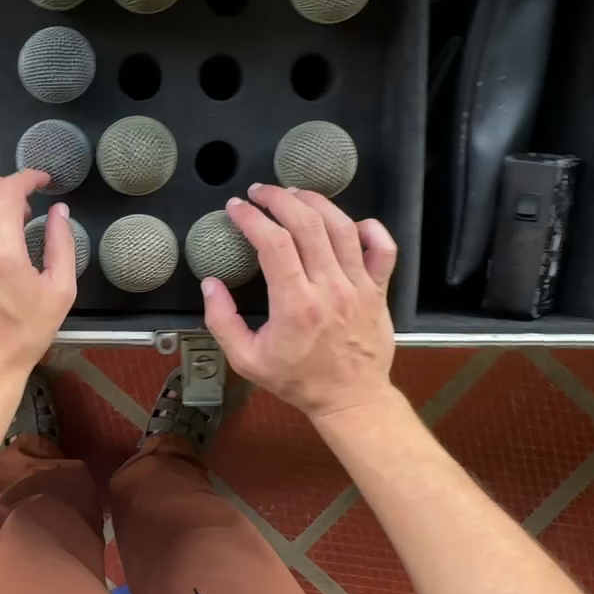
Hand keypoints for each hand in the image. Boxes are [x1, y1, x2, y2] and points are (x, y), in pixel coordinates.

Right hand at [201, 184, 400, 420]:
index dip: (252, 218)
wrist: (350, 399)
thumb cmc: (297, 381)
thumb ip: (221, 321)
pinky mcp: (378, 290)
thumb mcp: (245, 359)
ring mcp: (359, 287)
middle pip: (307, 224)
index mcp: (296, 305)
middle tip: (259, 193)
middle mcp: (330, 289)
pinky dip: (368, 227)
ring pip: (342, 227)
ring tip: (292, 194)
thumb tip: (210, 284)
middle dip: (279, 199)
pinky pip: (383, 248)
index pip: (274, 244)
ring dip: (314, 202)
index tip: (236, 208)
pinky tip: (347, 221)